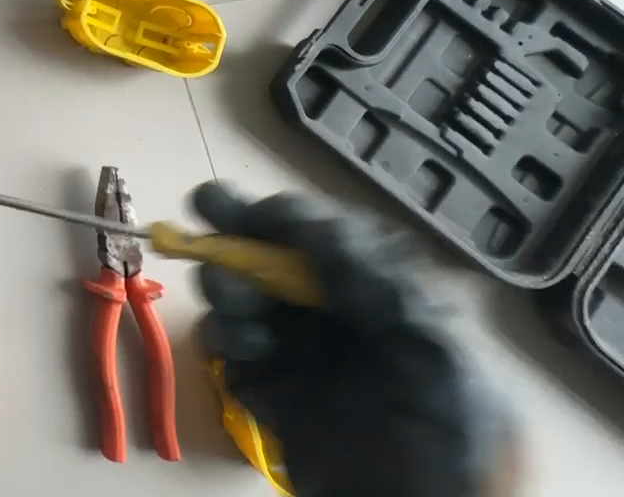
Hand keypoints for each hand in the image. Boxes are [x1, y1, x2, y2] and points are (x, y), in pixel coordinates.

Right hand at [192, 182, 514, 496]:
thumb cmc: (443, 439)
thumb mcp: (434, 356)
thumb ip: (378, 284)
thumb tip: (310, 223)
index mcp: (385, 297)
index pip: (330, 233)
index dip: (290, 215)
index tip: (260, 212)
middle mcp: (331, 310)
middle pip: (269, 249)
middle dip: (234, 228)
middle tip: (205, 210)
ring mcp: (290, 343)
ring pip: (235, 287)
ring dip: (227, 290)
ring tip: (240, 314)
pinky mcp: (257, 377)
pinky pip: (220, 339)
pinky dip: (222, 338)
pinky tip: (243, 356)